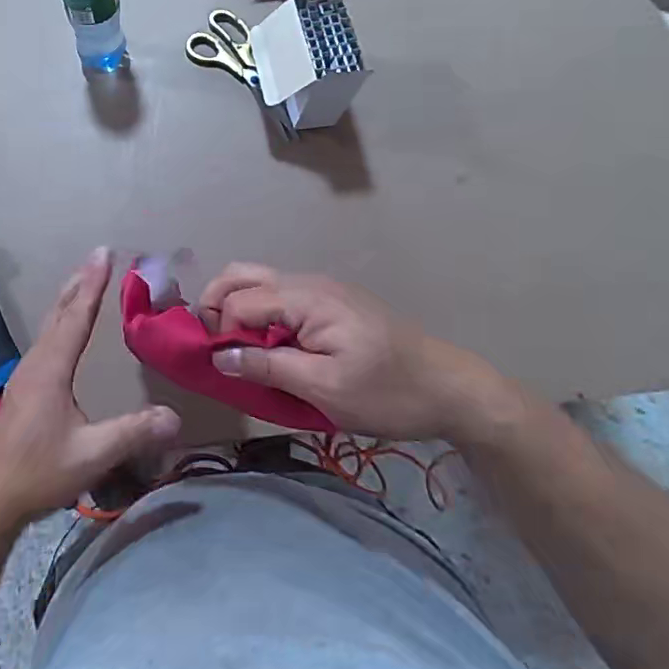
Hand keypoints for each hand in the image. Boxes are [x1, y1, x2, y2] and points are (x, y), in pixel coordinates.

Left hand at [0, 247, 181, 529]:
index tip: (104, 254)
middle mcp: (36, 363)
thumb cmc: (39, 472)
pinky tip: (65, 331)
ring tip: (85, 282)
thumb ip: (132, 433)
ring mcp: (25, 375)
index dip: (93, 285)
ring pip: (50, 326)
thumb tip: (175, 417)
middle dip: (80, 283)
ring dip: (69, 300)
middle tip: (97, 256)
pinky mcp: (23, 388)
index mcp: (50, 369)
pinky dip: (61, 321)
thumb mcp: (92, 455)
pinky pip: (46, 341)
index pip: (76, 317)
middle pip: (60, 313)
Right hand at [198, 263, 522, 443]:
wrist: (452, 389)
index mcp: (306, 298)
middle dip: (216, 305)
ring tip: (238, 350)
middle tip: (215, 347)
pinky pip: (280, 298)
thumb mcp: (324, 389)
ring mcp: (322, 290)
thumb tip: (218, 355)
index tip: (220, 366)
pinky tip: (268, 347)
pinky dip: (260, 316)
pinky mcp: (332, 303)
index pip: (238, 301)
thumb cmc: (388, 393)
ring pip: (259, 284)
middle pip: (241, 276)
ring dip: (238, 310)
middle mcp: (309, 283)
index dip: (218, 331)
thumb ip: (267, 367)